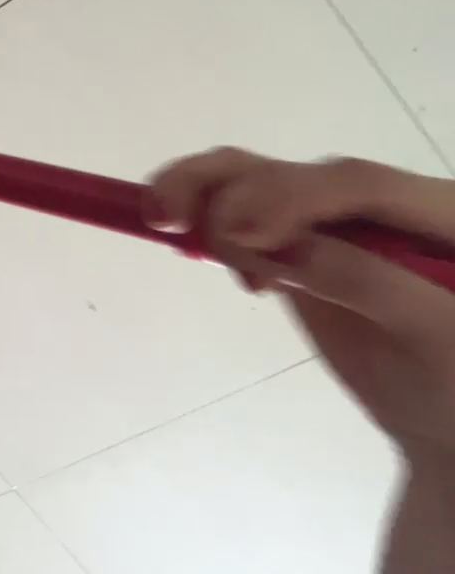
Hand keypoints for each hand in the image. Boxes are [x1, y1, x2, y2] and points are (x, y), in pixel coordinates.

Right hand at [147, 149, 454, 458]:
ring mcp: (330, 219)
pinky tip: (195, 250)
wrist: (443, 418)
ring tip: (163, 223)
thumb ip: (367, 282)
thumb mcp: (436, 333)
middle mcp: (382, 204)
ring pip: (247, 175)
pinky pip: (229, 202)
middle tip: (171, 223)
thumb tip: (271, 246)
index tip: (238, 239)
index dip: (289, 197)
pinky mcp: (288, 236)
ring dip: (194, 191)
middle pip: (288, 170)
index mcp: (442, 214)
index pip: (357, 183)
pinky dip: (196, 213)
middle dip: (224, 190)